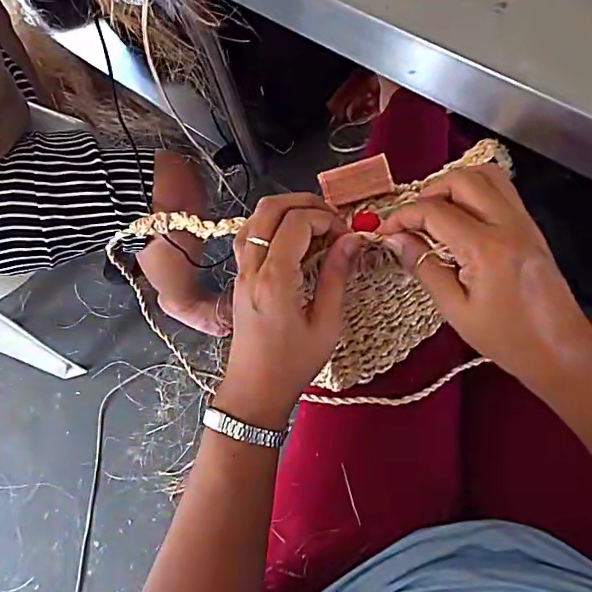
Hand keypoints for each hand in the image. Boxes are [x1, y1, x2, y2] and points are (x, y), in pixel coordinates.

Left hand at [214, 194, 355, 428]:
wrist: (254, 389)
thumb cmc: (293, 364)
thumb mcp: (327, 324)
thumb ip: (336, 276)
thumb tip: (351, 240)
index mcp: (274, 279)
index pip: (297, 222)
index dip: (326, 219)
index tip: (346, 236)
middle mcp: (252, 268)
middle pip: (270, 208)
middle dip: (305, 203)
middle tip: (333, 219)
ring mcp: (241, 270)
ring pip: (255, 217)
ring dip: (287, 210)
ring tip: (316, 225)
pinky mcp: (239, 276)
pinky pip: (249, 234)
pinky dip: (272, 225)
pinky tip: (294, 239)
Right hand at [378, 166, 591, 394]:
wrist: (561, 350)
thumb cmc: (507, 339)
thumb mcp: (455, 310)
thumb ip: (424, 267)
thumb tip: (396, 239)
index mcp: (486, 248)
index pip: (435, 211)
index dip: (403, 216)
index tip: (386, 230)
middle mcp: (507, 224)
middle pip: (462, 179)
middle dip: (428, 191)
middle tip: (411, 219)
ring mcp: (524, 222)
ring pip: (486, 174)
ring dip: (454, 184)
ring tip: (436, 211)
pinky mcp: (531, 227)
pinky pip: (502, 190)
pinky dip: (475, 191)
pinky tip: (461, 218)